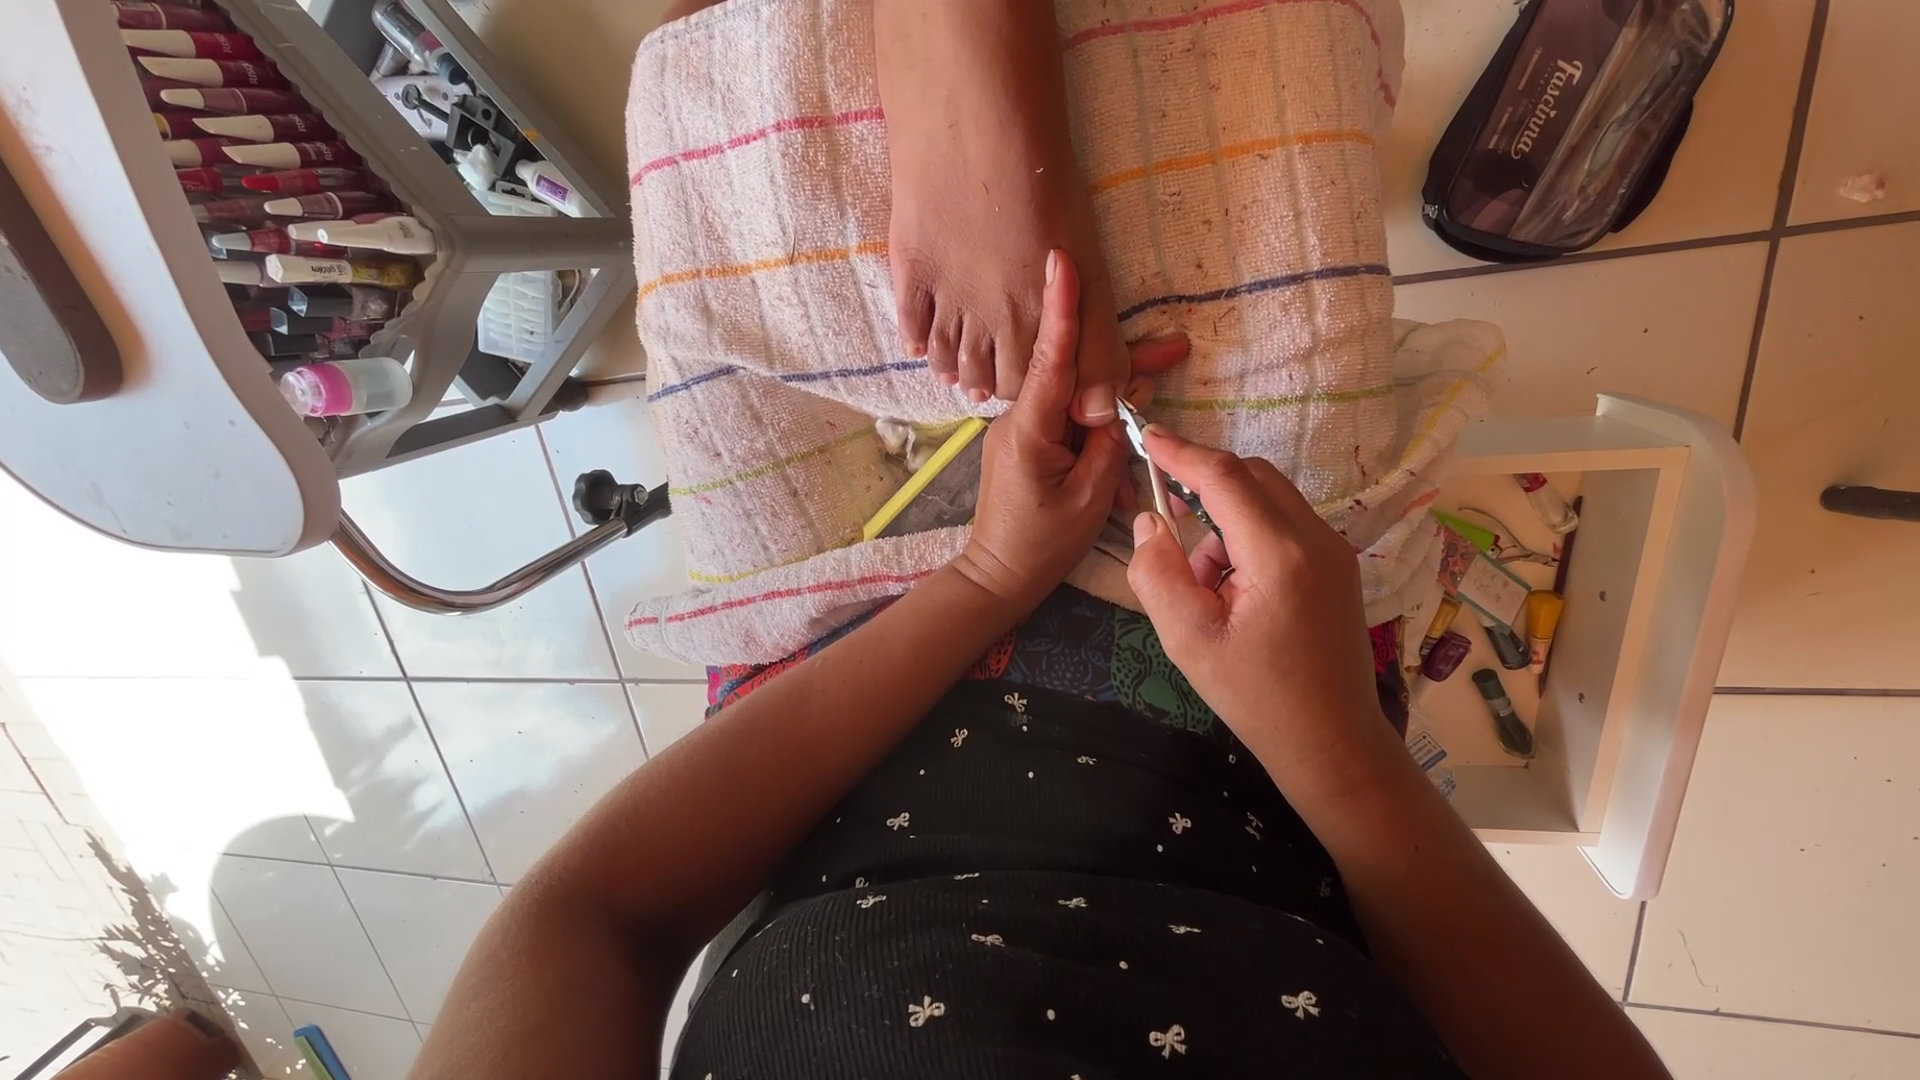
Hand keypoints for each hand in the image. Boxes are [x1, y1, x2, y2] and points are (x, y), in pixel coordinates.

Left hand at [953, 250, 1187, 609]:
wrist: (999, 575)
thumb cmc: (1042, 544)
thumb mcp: (1089, 496)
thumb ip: (1109, 442)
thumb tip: (1123, 398)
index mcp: (1028, 429)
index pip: (1049, 359)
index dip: (1060, 309)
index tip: (1060, 261)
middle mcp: (1018, 420)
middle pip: (1073, 376)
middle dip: (1125, 364)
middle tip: (1175, 348)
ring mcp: (1021, 430)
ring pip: (1074, 401)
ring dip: (1115, 408)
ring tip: (1158, 400)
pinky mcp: (1027, 443)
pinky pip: (1066, 424)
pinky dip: (1096, 433)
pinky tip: (1122, 451)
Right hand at [1126, 429, 1382, 760]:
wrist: (1330, 741)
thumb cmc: (1254, 695)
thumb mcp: (1186, 639)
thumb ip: (1156, 572)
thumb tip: (1150, 522)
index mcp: (1279, 554)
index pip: (1225, 477)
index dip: (1182, 452)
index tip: (1147, 437)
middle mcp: (1315, 539)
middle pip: (1253, 476)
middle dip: (1204, 483)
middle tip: (1165, 513)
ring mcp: (1334, 550)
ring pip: (1269, 498)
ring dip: (1225, 517)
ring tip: (1203, 583)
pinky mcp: (1337, 565)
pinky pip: (1284, 524)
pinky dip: (1249, 534)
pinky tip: (1232, 588)